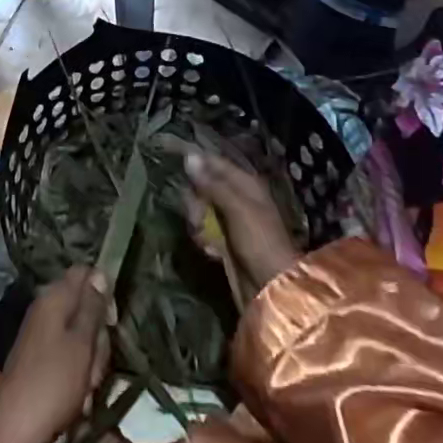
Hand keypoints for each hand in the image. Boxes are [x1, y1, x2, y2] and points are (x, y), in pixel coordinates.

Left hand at [0, 267, 111, 442]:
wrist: (16, 429)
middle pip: (84, 307)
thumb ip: (92, 306)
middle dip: (98, 334)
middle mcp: (45, 309)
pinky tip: (77, 395)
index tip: (112, 318)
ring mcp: (41, 333)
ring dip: (90, 359)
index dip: (103, 290)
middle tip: (96, 360)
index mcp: (53, 298)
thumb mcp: (82, 343)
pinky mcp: (40, 357)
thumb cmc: (54, 382)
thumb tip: (99, 272)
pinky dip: (78, 374)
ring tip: (86, 383)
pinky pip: (69, 356)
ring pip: (81, 336)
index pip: (83, 273)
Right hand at [186, 151, 299, 290]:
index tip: (171, 159)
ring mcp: (228, 219)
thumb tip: (189, 157)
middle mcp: (235, 197)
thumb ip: (212, 184)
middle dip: (194, 201)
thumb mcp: (237, 208)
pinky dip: (202, 238)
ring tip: (205, 238)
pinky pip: (202, 229)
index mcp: (245, 184)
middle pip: (202, 187)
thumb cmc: (260, 241)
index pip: (214, 162)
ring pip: (198, 208)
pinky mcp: (222, 238)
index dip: (195, 162)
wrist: (271, 285)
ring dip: (197, 223)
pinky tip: (209, 250)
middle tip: (197, 217)